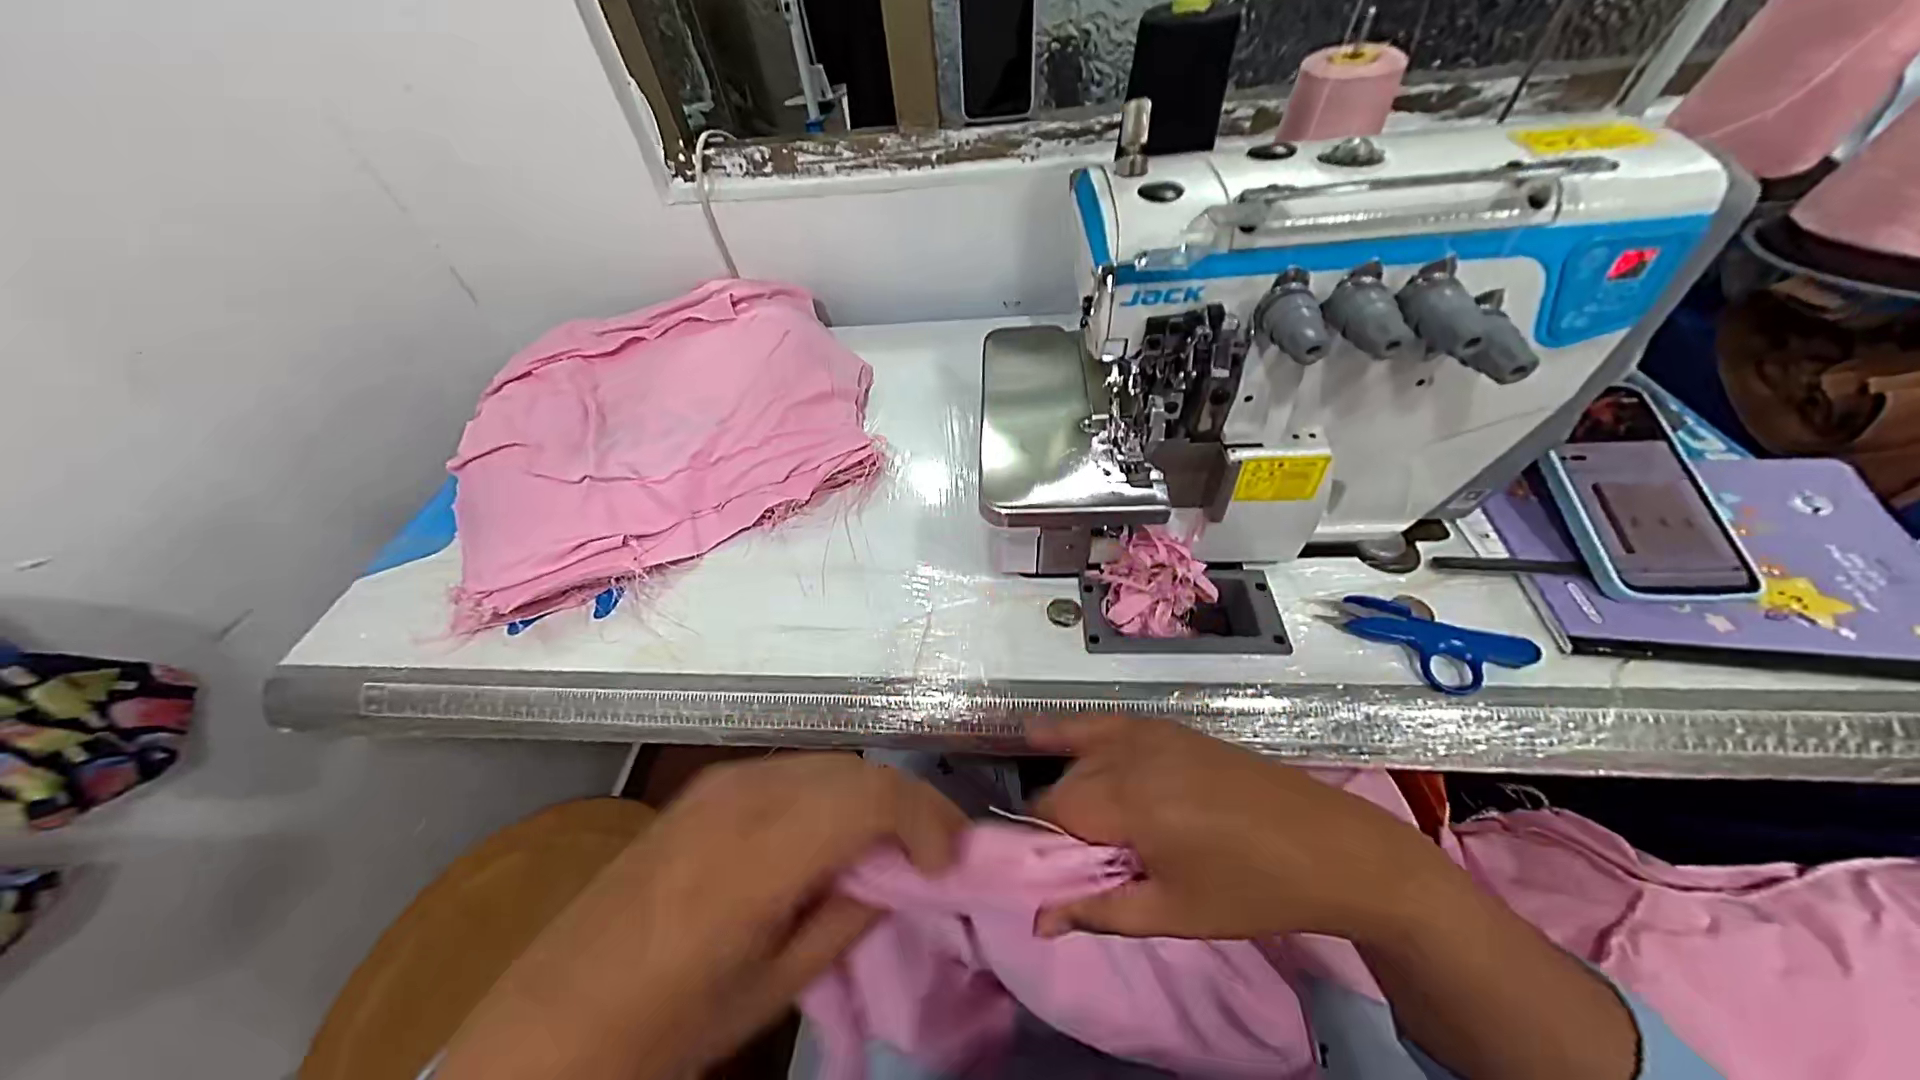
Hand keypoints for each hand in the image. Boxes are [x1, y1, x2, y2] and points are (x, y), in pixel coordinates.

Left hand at [438, 753, 966, 1079]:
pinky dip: (832, 792)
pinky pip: (794, 770)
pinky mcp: (707, 784)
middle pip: (856, 770)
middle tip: (932, 853)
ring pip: (829, 763)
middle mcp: (742, 796)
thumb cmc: (668, 1021)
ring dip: (871, 795)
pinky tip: (833, 831)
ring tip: (890, 844)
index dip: (925, 817)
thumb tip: (901, 874)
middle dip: (907, 804)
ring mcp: (721, 782)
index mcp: (758, 854)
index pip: (870, 797)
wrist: (554, 1017)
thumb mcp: (774, 987)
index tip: (947, 862)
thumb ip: (849, 916)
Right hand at [1029, 715, 1455, 944]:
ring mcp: (1148, 733)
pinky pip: (1103, 724)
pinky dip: (1072, 731)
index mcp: (1128, 802)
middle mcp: (1129, 756)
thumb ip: (1098, 911)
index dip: (1041, 842)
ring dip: (1069, 783)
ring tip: (1085, 823)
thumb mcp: (1172, 913)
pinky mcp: (1167, 727)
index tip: (1048, 870)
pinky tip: (1041, 734)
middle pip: (1063, 782)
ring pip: (1078, 753)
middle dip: (1058, 819)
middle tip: (1079, 859)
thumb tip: (1037, 920)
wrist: (1331, 848)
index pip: (1050, 811)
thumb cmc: (1251, 890)